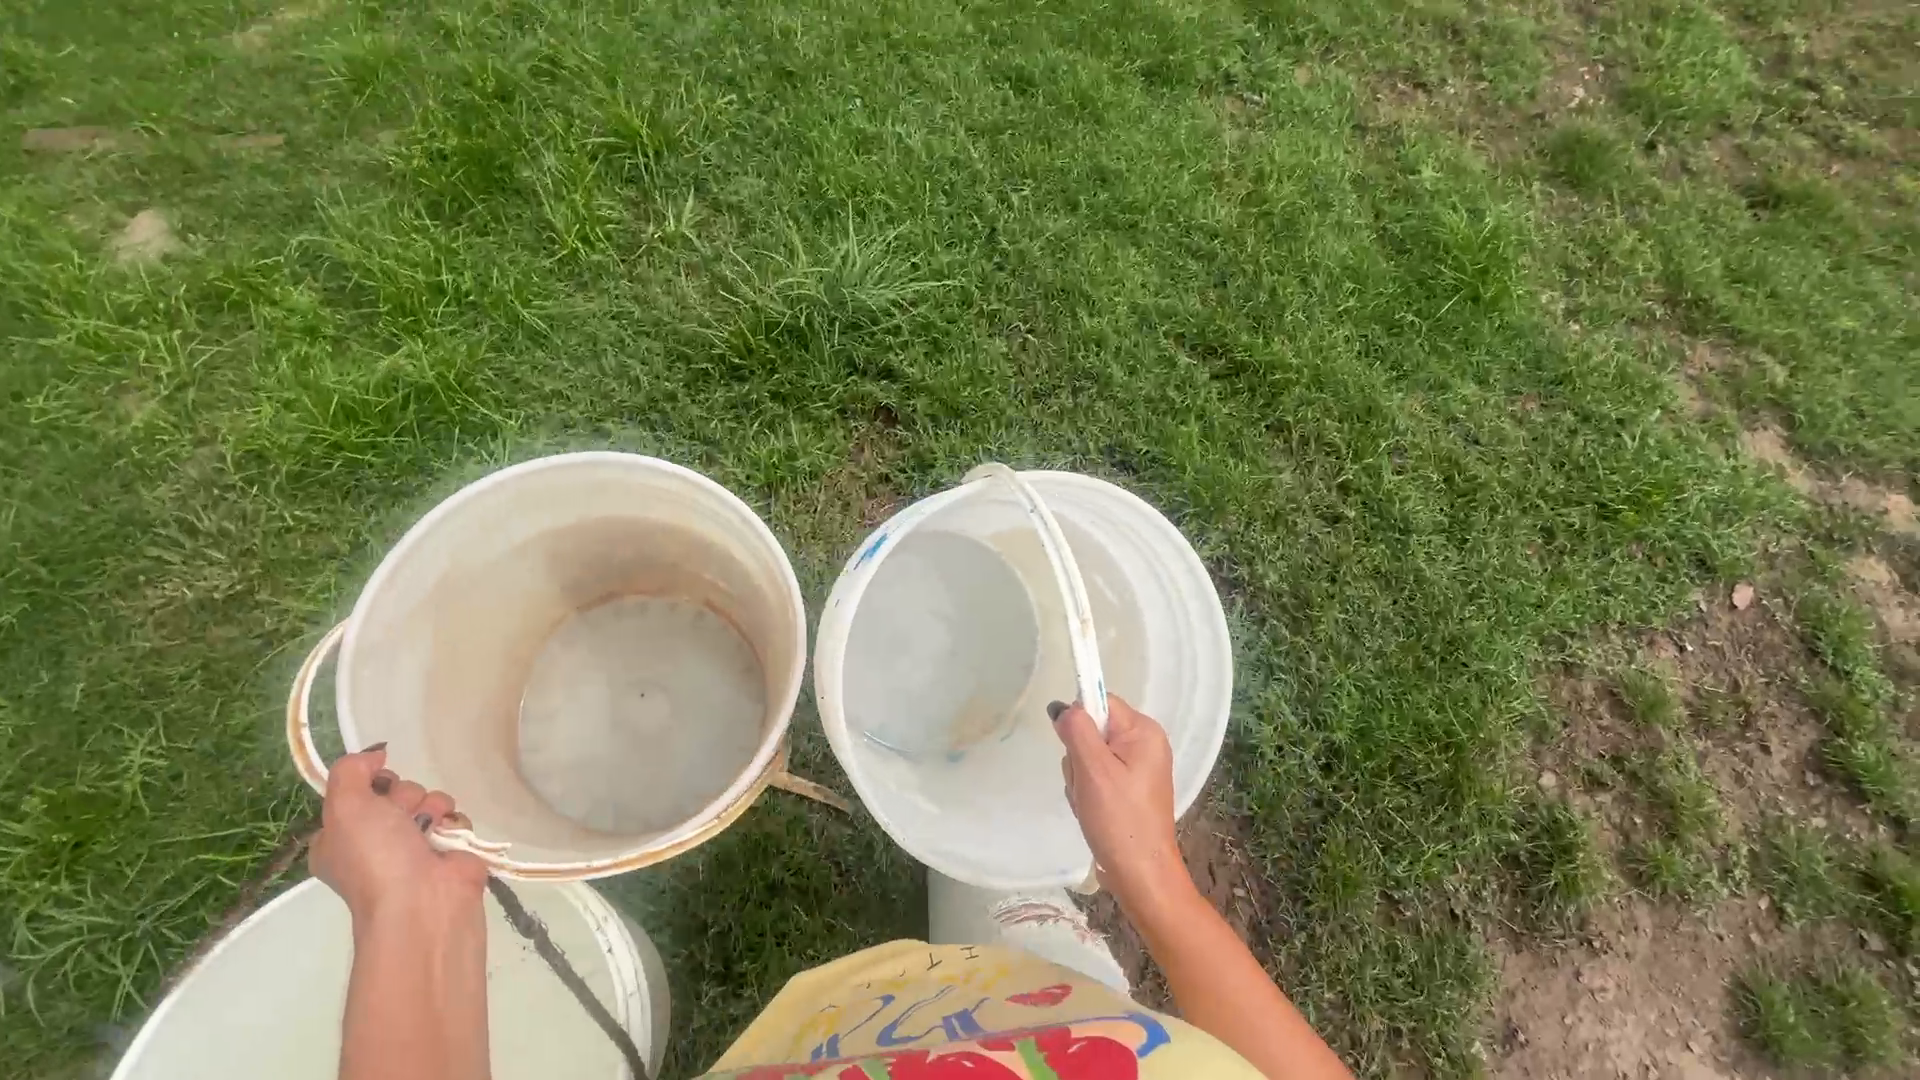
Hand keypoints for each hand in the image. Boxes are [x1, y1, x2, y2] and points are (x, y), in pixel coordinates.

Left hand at [309, 746, 487, 923]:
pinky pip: (452, 815)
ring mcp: (411, 846)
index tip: (378, 788)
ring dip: (432, 807)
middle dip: (405, 796)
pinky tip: (448, 835)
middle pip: (397, 791)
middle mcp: (374, 841)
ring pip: (428, 799)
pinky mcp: (447, 848)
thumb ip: (351, 771)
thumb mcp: (346, 808)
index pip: (358, 791)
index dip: (371, 784)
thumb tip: (375, 753)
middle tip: (403, 816)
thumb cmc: (376, 856)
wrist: (422, 897)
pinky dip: (452, 821)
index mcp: (339, 838)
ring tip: (430, 828)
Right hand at [1051, 695, 1194, 913]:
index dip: (1080, 722)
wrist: (1141, 876)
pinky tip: (1092, 811)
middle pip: (1093, 730)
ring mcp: (1138, 769)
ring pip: (1089, 755)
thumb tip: (1061, 707)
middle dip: (1078, 756)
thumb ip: (1076, 730)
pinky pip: (1096, 776)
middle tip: (1086, 785)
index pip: (1100, 702)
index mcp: (1144, 732)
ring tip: (1090, 803)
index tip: (1074, 750)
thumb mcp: (1093, 770)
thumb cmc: (1119, 819)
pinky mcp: (1129, 789)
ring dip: (1080, 778)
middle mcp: (1145, 744)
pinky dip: (1087, 792)